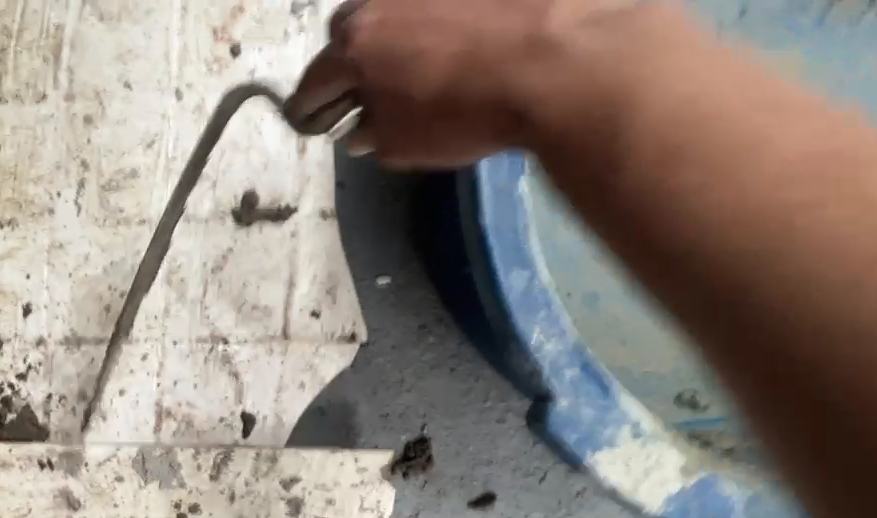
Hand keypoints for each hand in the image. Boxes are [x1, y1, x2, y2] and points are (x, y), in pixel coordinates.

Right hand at [286, 0, 638, 168]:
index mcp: (352, 46)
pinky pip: (443, 5)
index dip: (309, 111)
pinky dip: (443, 19)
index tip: (316, 125)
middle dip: (348, 60)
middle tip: (365, 88)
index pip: (311, 85)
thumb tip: (362, 123)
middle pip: (347, 29)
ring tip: (416, 60)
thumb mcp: (400, 145)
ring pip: (394, 7)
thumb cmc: (466, 113)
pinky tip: (462, 39)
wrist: (568, 60)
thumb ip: (370, 130)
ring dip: (394, 32)